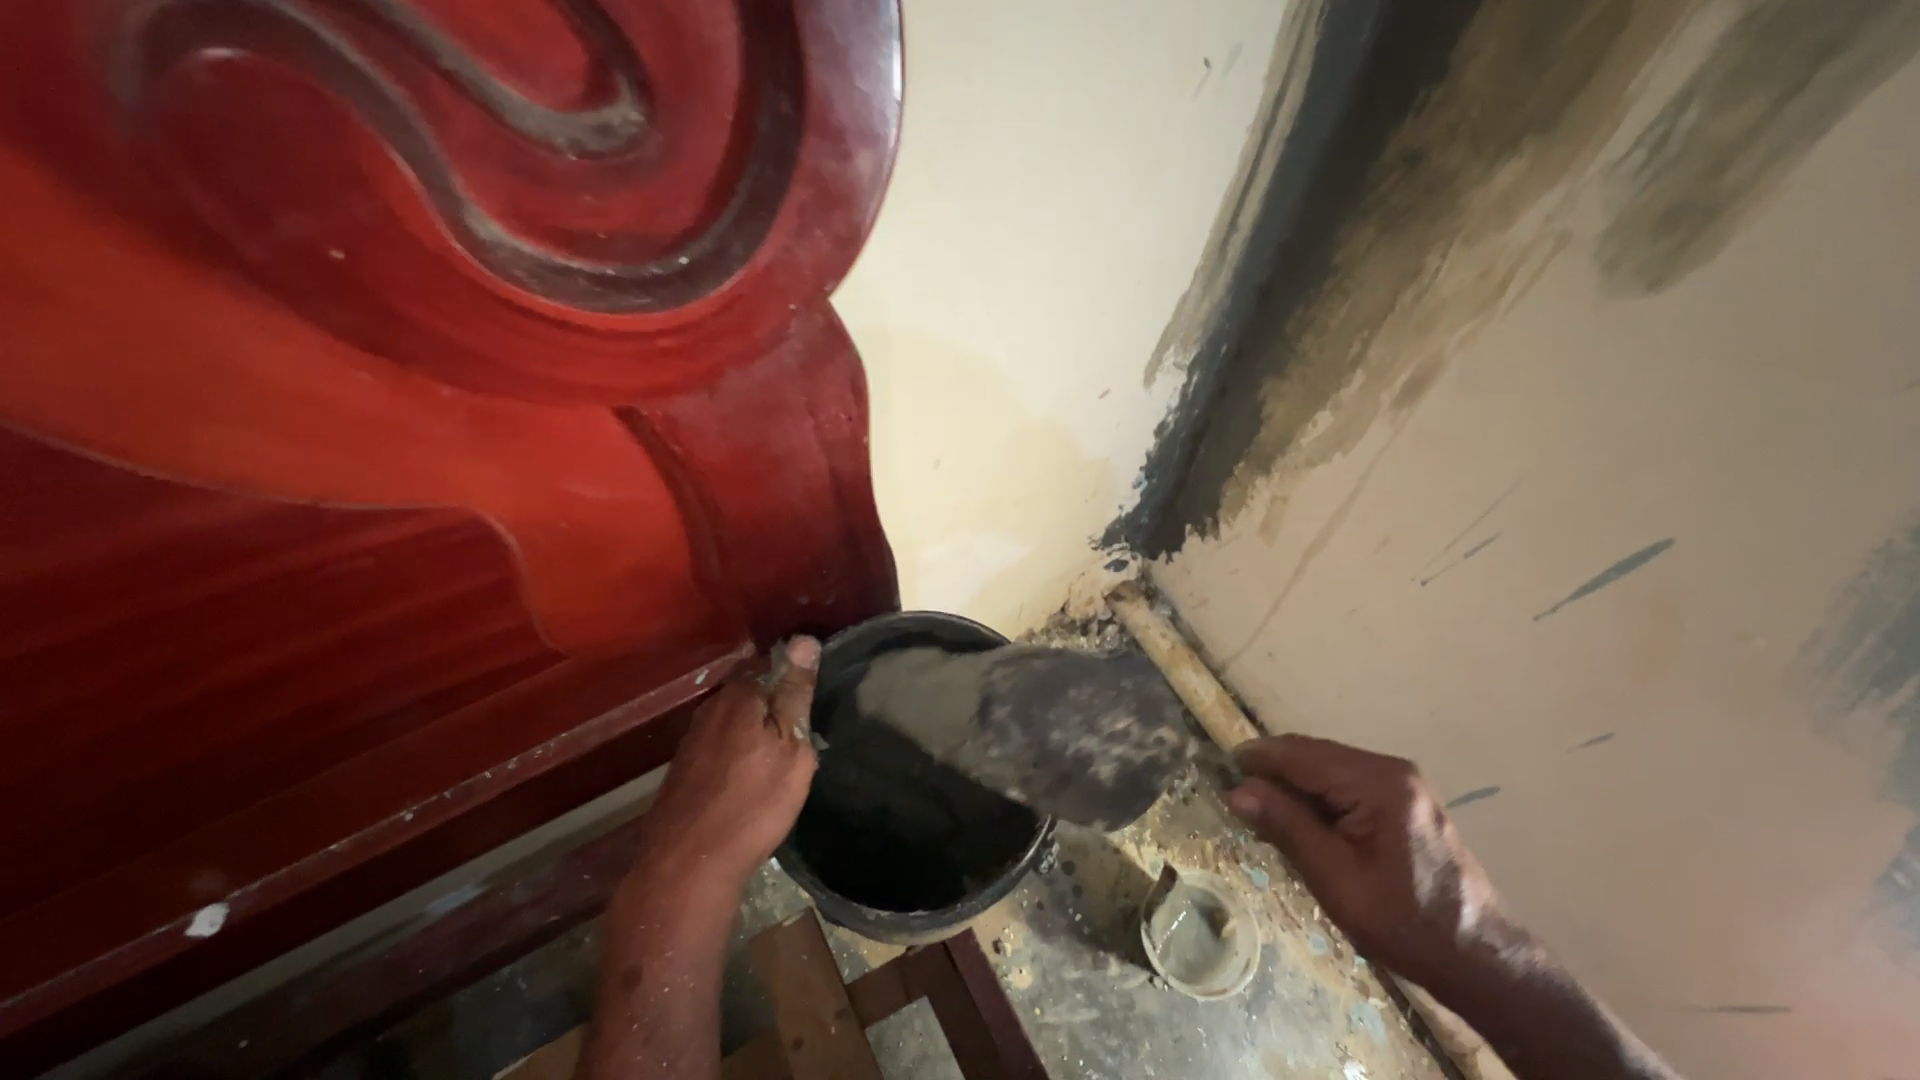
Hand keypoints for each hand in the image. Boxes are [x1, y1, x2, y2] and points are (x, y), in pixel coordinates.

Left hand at [636, 637, 820, 886]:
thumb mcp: (791, 749)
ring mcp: (693, 737)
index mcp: (740, 695)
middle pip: (752, 693)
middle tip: (804, 735)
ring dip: (756, 732)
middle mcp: (711, 706)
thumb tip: (804, 640)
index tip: (815, 703)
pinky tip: (750, 779)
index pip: (774, 664)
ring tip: (781, 759)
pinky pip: (721, 744)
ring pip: (736, 721)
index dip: (797, 679)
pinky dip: (738, 753)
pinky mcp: (685, 766)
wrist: (687, 864)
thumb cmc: (752, 803)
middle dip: (776, 706)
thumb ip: (796, 695)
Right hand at [1227, 734, 1510, 989]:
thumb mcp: (1336, 879)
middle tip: (1236, 804)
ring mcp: (1401, 784)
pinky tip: (1302, 827)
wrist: (1480, 960)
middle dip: (1272, 775)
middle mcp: (1391, 769)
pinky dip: (1317, 800)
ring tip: (1263, 820)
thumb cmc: (1405, 923)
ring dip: (1293, 788)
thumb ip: (1287, 827)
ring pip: (1327, 770)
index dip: (1255, 760)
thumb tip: (1237, 790)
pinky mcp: (1404, 802)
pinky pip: (1346, 785)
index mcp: (1377, 781)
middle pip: (1313, 756)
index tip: (1217, 775)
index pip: (1299, 754)